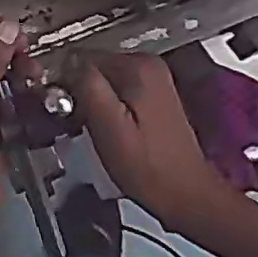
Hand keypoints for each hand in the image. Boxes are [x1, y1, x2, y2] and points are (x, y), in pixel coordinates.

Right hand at [72, 53, 247, 233]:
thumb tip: (70, 63)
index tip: (68, 109)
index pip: (82, 58)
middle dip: (82, 91)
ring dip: (93, 100)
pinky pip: (117, 91)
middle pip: (93, 67)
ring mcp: (154, 80)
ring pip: (103, 80)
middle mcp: (148, 64)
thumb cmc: (147, 167)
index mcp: (138, 65)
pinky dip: (108, 106)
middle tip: (82, 123)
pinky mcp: (155, 96)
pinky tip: (112, 130)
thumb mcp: (108, 125)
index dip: (68, 83)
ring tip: (97, 130)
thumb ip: (87, 85)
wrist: (189, 198)